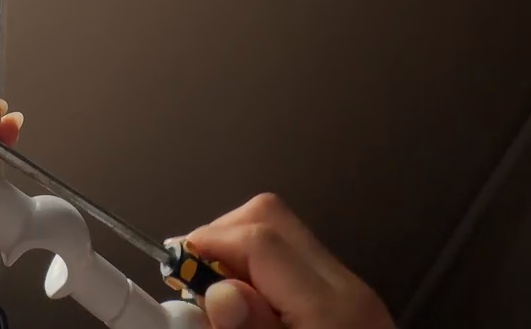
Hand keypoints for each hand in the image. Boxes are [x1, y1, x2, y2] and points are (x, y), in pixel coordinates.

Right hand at [185, 194, 393, 328]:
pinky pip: (297, 263)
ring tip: (219, 301)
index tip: (174, 271)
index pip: (258, 239)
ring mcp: (356, 298)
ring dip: (241, 252)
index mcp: (333, 313)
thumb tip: (217, 292)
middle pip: (272, 217)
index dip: (207, 245)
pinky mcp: (354, 311)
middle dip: (223, 235)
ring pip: (284, 234)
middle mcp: (349, 293)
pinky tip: (250, 313)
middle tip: (195, 280)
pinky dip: (263, 271)